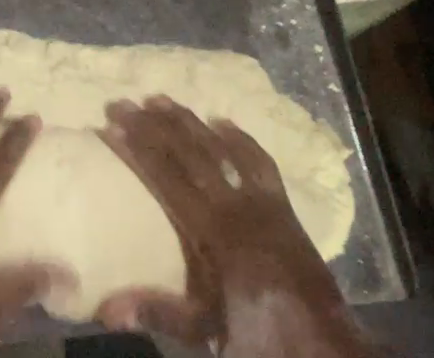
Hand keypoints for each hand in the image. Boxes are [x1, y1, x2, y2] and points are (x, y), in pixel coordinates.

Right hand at [97, 96, 364, 356]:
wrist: (326, 348)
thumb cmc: (260, 336)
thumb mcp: (207, 331)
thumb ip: (160, 312)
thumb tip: (108, 309)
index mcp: (215, 233)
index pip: (167, 180)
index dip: (138, 151)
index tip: (111, 127)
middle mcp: (238, 207)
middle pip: (190, 155)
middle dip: (154, 126)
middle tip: (124, 103)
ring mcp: (264, 203)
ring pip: (222, 149)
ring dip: (190, 122)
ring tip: (162, 99)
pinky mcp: (284, 207)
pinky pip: (260, 162)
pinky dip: (240, 139)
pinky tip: (223, 123)